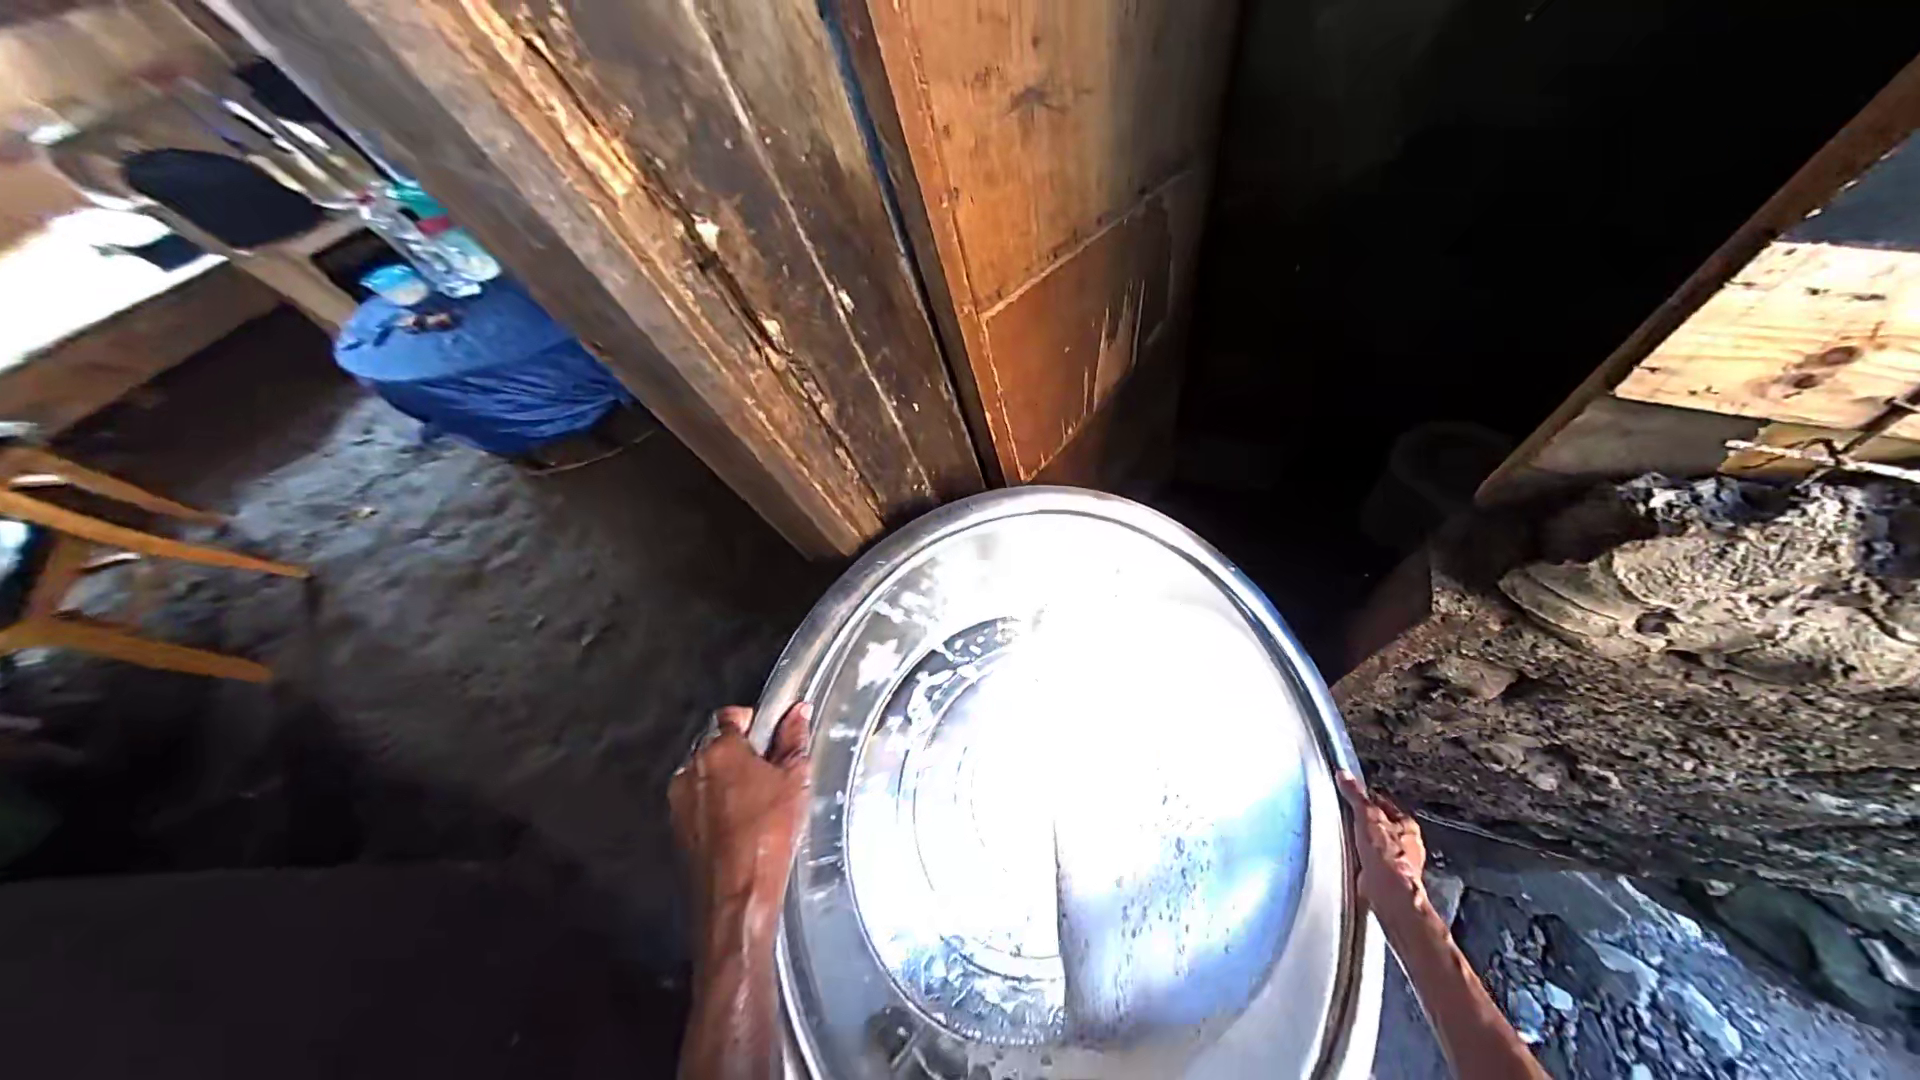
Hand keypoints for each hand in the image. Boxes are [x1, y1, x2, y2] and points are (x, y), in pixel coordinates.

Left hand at [669, 702, 811, 932]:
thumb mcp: (794, 781)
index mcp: (720, 749)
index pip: (732, 715)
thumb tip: (797, 712)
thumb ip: (794, 740)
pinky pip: (697, 800)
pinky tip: (738, 823)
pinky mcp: (675, 825)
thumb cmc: (768, 834)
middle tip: (769, 773)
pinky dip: (714, 804)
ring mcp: (678, 798)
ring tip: (755, 803)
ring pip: (706, 772)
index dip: (755, 722)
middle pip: (717, 744)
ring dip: (726, 778)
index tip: (771, 739)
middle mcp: (691, 767)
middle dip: (741, 753)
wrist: (736, 894)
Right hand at [1337, 770, 1429, 918]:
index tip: (1352, 793)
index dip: (1367, 797)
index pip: (1384, 803)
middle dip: (1366, 820)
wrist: (1388, 891)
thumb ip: (1355, 795)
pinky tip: (1352, 855)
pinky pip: (1373, 859)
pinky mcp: (1387, 876)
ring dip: (1365, 840)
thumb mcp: (1366, 815)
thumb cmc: (1385, 854)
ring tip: (1346, 834)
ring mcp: (1399, 861)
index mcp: (1407, 825)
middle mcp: (1407, 843)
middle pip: (1383, 824)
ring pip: (1378, 843)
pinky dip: (1363, 856)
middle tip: (1347, 813)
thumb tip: (1345, 775)